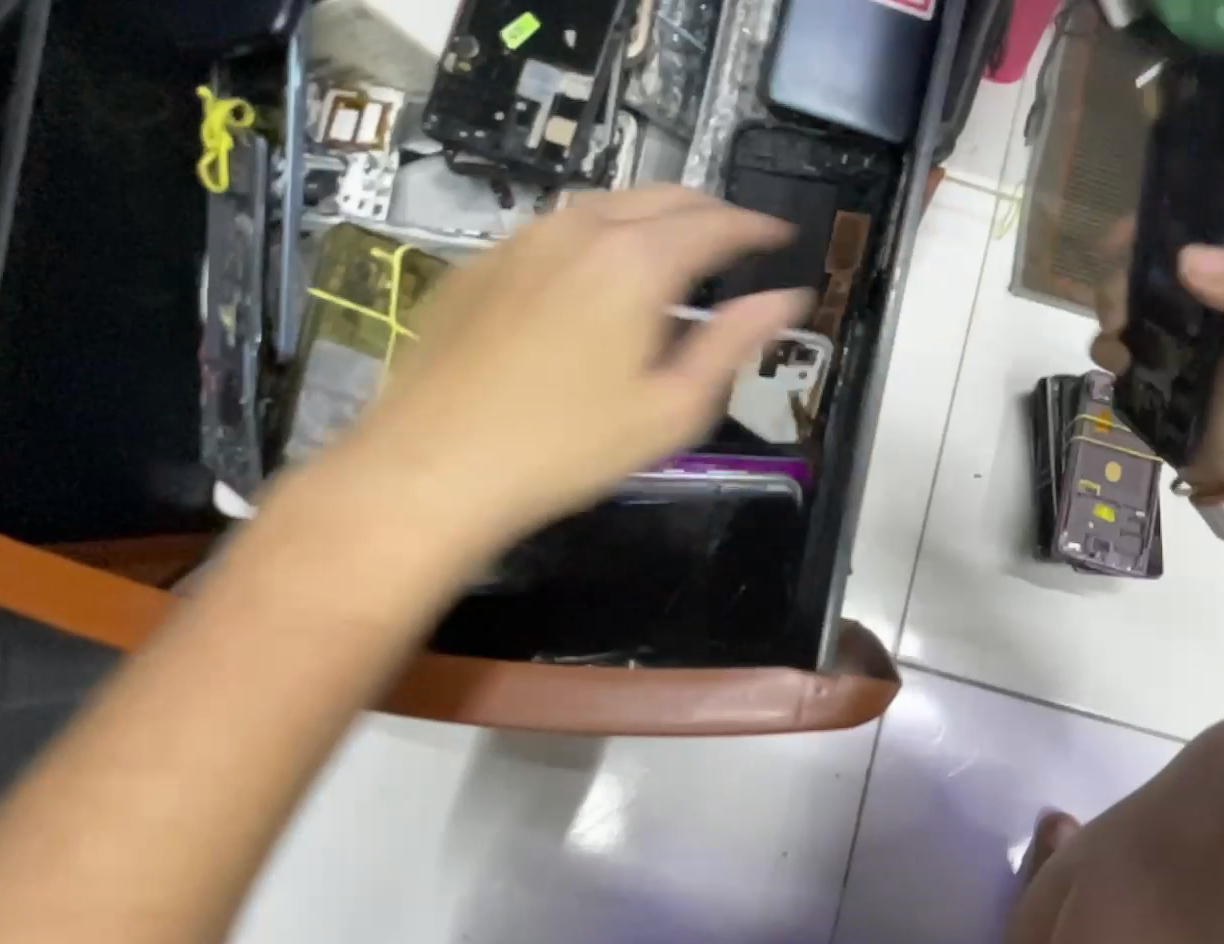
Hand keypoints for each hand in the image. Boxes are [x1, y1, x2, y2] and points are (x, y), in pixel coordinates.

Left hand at [311, 186, 809, 556]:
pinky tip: (599, 279)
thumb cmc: (569, 447)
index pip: (716, 223)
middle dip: (710, 214)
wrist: (437, 465)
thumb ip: (734, 344)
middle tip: (737, 243)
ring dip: (654, 220)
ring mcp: (524, 240)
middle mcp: (580, 230)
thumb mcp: (673, 408)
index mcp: (637, 262)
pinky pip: (558, 230)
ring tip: (676, 256)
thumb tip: (786, 302)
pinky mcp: (484, 263)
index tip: (779, 238)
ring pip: (607, 206)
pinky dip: (598, 238)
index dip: (757, 228)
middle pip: (663, 198)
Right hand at [1089, 198, 1223, 490]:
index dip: (1177, 204)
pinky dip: (1105, 348)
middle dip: (1126, 270)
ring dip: (1109, 310)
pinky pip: (1108, 338)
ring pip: (1122, 291)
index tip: (1140, 226)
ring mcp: (1167, 324)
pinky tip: (1122, 369)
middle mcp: (1201, 289)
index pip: (1214, 209)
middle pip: (1151, 249)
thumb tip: (1184, 258)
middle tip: (1123, 308)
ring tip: (1123, 345)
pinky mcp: (1140, 357)